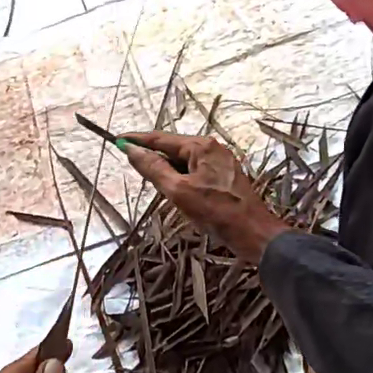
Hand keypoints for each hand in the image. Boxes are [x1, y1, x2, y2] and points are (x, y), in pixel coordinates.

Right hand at [120, 131, 291, 263]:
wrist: (254, 234)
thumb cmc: (216, 212)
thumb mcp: (179, 191)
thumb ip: (154, 169)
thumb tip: (131, 150)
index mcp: (201, 146)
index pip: (161, 139)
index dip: (138, 140)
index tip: (118, 139)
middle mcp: (212, 148)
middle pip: (173, 149)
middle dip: (153, 157)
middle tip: (133, 166)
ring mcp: (221, 163)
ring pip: (184, 162)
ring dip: (167, 171)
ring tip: (154, 184)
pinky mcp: (225, 178)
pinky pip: (195, 172)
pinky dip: (181, 178)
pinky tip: (175, 192)